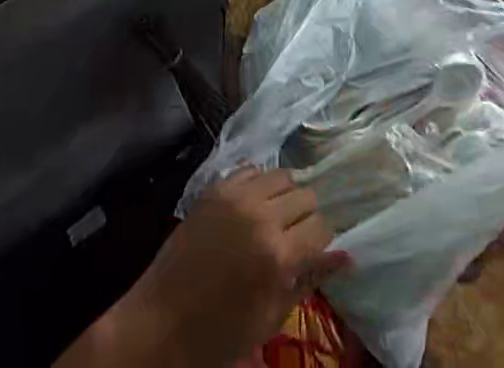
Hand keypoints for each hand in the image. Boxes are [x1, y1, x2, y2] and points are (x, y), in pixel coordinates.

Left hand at [116, 169, 347, 365]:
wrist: (155, 325)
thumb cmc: (217, 333)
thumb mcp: (270, 317)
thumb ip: (309, 279)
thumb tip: (348, 255)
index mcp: (278, 255)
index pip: (322, 227)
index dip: (320, 241)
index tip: (309, 253)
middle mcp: (261, 218)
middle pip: (307, 196)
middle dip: (305, 218)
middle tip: (290, 237)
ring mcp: (236, 198)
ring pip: (284, 176)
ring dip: (284, 196)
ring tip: (272, 217)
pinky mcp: (215, 190)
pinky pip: (252, 170)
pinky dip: (258, 184)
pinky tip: (251, 206)